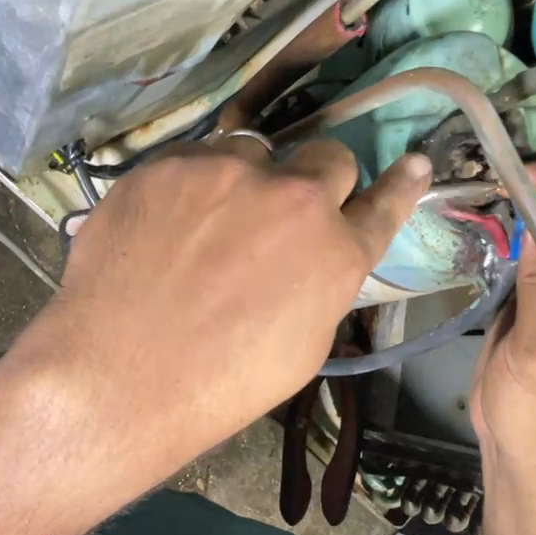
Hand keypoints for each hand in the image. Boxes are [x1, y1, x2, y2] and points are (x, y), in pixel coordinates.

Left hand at [10, 137, 429, 475]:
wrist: (121, 374)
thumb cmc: (219, 384)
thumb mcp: (301, 346)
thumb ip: (321, 284)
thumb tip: (314, 257)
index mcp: (335, 252)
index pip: (383, 206)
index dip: (400, 186)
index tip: (414, 163)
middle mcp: (291, 198)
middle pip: (327, 157)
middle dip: (314, 182)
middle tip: (279, 216)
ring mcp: (226, 173)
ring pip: (254, 151)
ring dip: (246, 180)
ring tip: (207, 226)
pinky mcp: (167, 165)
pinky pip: (194, 159)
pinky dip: (191, 185)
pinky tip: (164, 226)